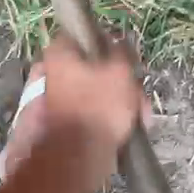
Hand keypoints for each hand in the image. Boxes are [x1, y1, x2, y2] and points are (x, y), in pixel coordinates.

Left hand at [38, 33, 145, 162]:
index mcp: (59, 53)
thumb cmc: (99, 105)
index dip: (109, 44)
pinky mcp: (67, 120)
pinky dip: (111, 115)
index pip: (85, 35)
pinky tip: (131, 126)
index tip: (127, 58)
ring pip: (98, 89)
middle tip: (137, 95)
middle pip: (95, 66)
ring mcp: (59, 98)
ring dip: (123, 100)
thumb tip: (118, 43)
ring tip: (140, 117)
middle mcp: (54, 72)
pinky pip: (94, 109)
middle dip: (123, 81)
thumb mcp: (119, 71)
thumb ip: (121, 51)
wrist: (79, 157)